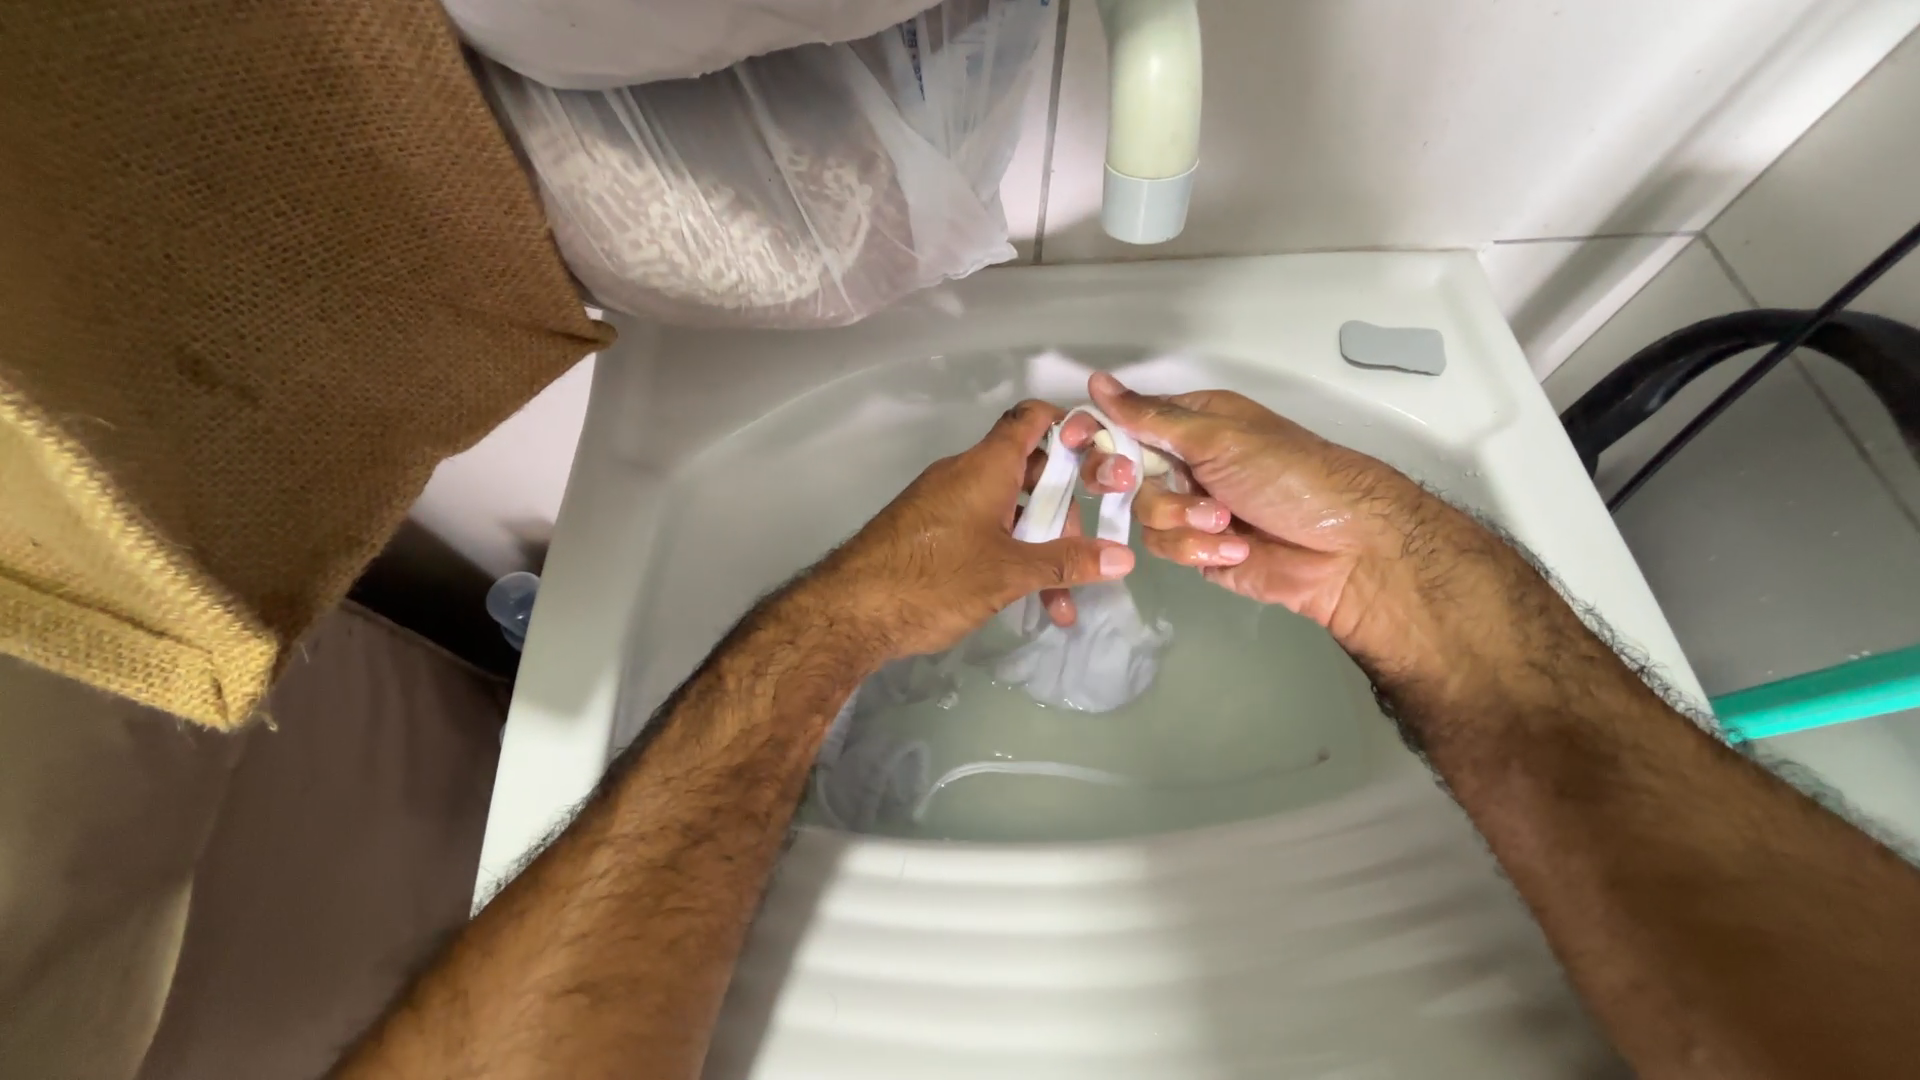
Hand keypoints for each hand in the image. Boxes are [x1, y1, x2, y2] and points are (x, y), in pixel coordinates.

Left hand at [810, 400, 1135, 661]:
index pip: (1033, 419)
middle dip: (1063, 515)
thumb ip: (1066, 562)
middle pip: (1031, 473)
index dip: (1071, 428)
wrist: (849, 613)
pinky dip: (1010, 558)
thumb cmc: (934, 579)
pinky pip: (984, 532)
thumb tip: (1123, 558)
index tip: (1101, 462)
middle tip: (1085, 557)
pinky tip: (1026, 603)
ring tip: (1060, 604)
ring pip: (1009, 512)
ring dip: (1039, 550)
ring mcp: (946, 504)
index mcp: (987, 466)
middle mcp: (966, 475)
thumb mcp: (1008, 573)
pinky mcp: (932, 533)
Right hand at [1066, 373, 1518, 675]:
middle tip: (1154, 486)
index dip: (1095, 432)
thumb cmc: (1289, 474)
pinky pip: (1165, 548)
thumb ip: (1151, 416)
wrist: (1346, 549)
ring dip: (1183, 521)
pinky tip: (1234, 549)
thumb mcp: (1219, 437)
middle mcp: (1184, 462)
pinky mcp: (1196, 550)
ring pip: (1142, 515)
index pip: (1125, 421)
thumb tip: (1097, 381)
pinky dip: (1198, 550)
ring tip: (1226, 523)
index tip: (1070, 443)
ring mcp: (1189, 508)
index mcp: (1191, 423)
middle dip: (1141, 485)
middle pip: (1122, 472)